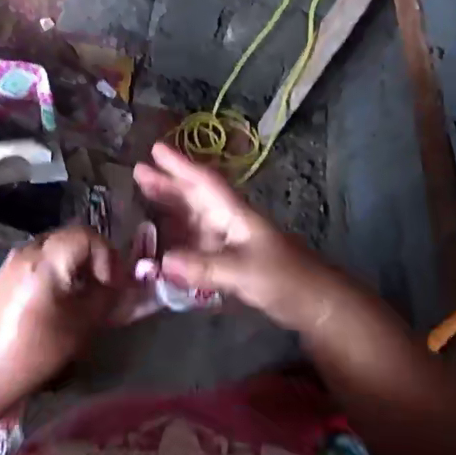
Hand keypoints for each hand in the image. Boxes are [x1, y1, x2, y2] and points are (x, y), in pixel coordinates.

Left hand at [0, 227, 133, 408]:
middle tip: (106, 290)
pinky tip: (62, 302)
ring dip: (78, 266)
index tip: (113, 287)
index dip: (108, 258)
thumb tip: (130, 285)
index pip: (89, 235)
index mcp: (46, 257)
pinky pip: (42, 259)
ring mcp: (14, 259)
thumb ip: (109, 299)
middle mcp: (28, 248)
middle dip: (95, 260)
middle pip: (73, 237)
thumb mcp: (81, 326)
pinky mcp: (7, 273)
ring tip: (85, 298)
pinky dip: (60, 271)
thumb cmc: (35, 350)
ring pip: (58, 248)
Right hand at [132, 142, 345, 331]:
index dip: (179, 165)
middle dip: (167, 183)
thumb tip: (161, 262)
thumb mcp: (244, 272)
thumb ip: (203, 267)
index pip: (203, 182)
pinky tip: (163, 241)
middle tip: (137, 170)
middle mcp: (229, 221)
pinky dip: (178, 237)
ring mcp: (230, 240)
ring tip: (144, 196)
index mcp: (235, 214)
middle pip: (195, 195)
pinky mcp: (230, 260)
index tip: (155, 149)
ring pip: (194, 217)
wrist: (318, 305)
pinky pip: (196, 241)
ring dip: (170, 207)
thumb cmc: (286, 279)